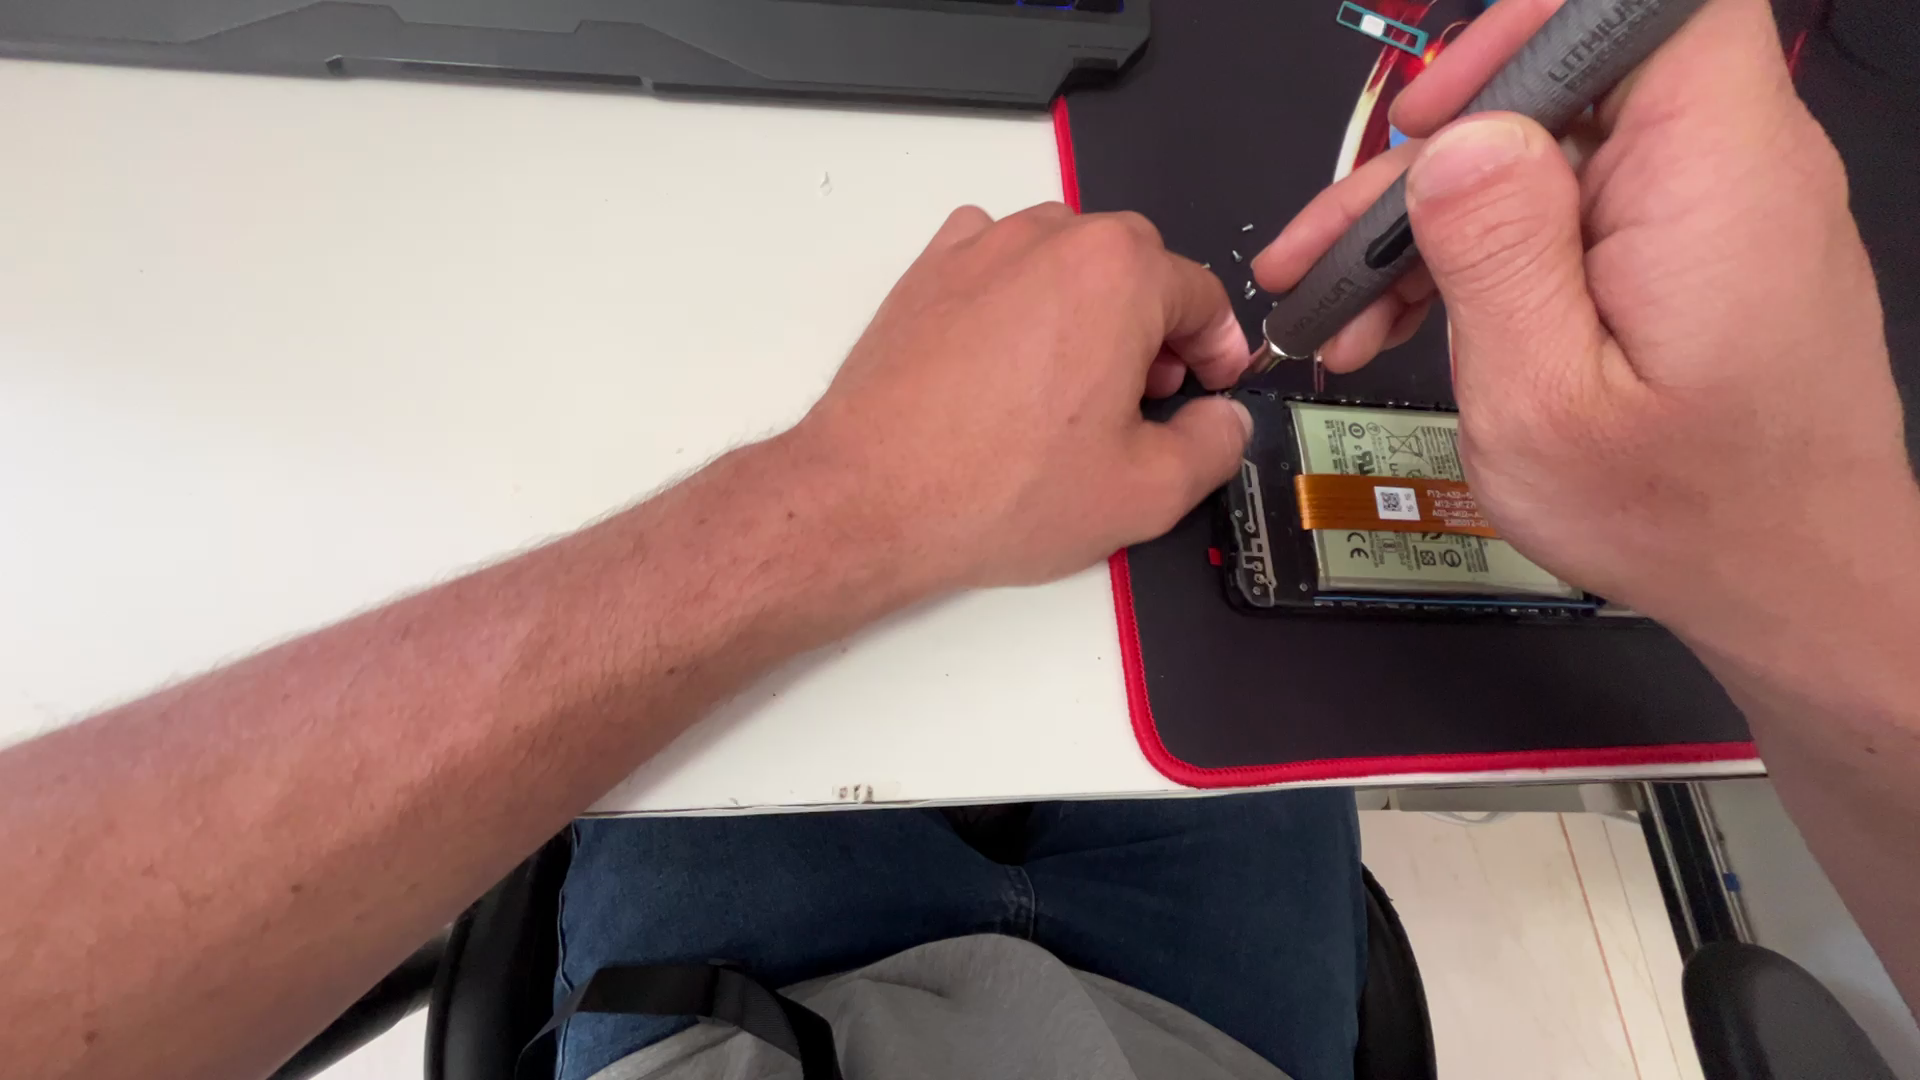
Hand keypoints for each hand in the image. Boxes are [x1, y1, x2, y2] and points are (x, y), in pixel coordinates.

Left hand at [788, 203, 1253, 593]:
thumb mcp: (1144, 492)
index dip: (1217, 344)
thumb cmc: (1000, 491)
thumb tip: (1225, 420)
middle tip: (1147, 393)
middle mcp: (1047, 238)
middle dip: (1155, 326)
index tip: (1212, 381)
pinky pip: (996, 268)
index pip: (1198, 292)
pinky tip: (1011, 362)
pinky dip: (1020, 301)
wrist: (869, 498)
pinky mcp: (925, 274)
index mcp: (1117, 273)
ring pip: (1064, 262)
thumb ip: (1214, 446)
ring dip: (1089, 310)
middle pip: (1133, 267)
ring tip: (1076, 382)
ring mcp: (977, 249)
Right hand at [1255, 0, 1917, 644]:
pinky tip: (1388, 333)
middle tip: (1307, 262)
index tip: (1419, 125)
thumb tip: (1454, 147)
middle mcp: (1713, 179)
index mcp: (1706, 185)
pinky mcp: (1657, 270)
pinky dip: (1458, 276)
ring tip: (1331, 324)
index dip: (1518, 43)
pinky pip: (1544, 237)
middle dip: (1409, 185)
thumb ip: (1501, 260)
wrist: (1773, 581)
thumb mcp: (1541, 397)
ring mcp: (1684, 226)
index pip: (1639, 20)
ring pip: (1526, 183)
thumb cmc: (1662, 509)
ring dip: (1414, 245)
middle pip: (1544, 118)